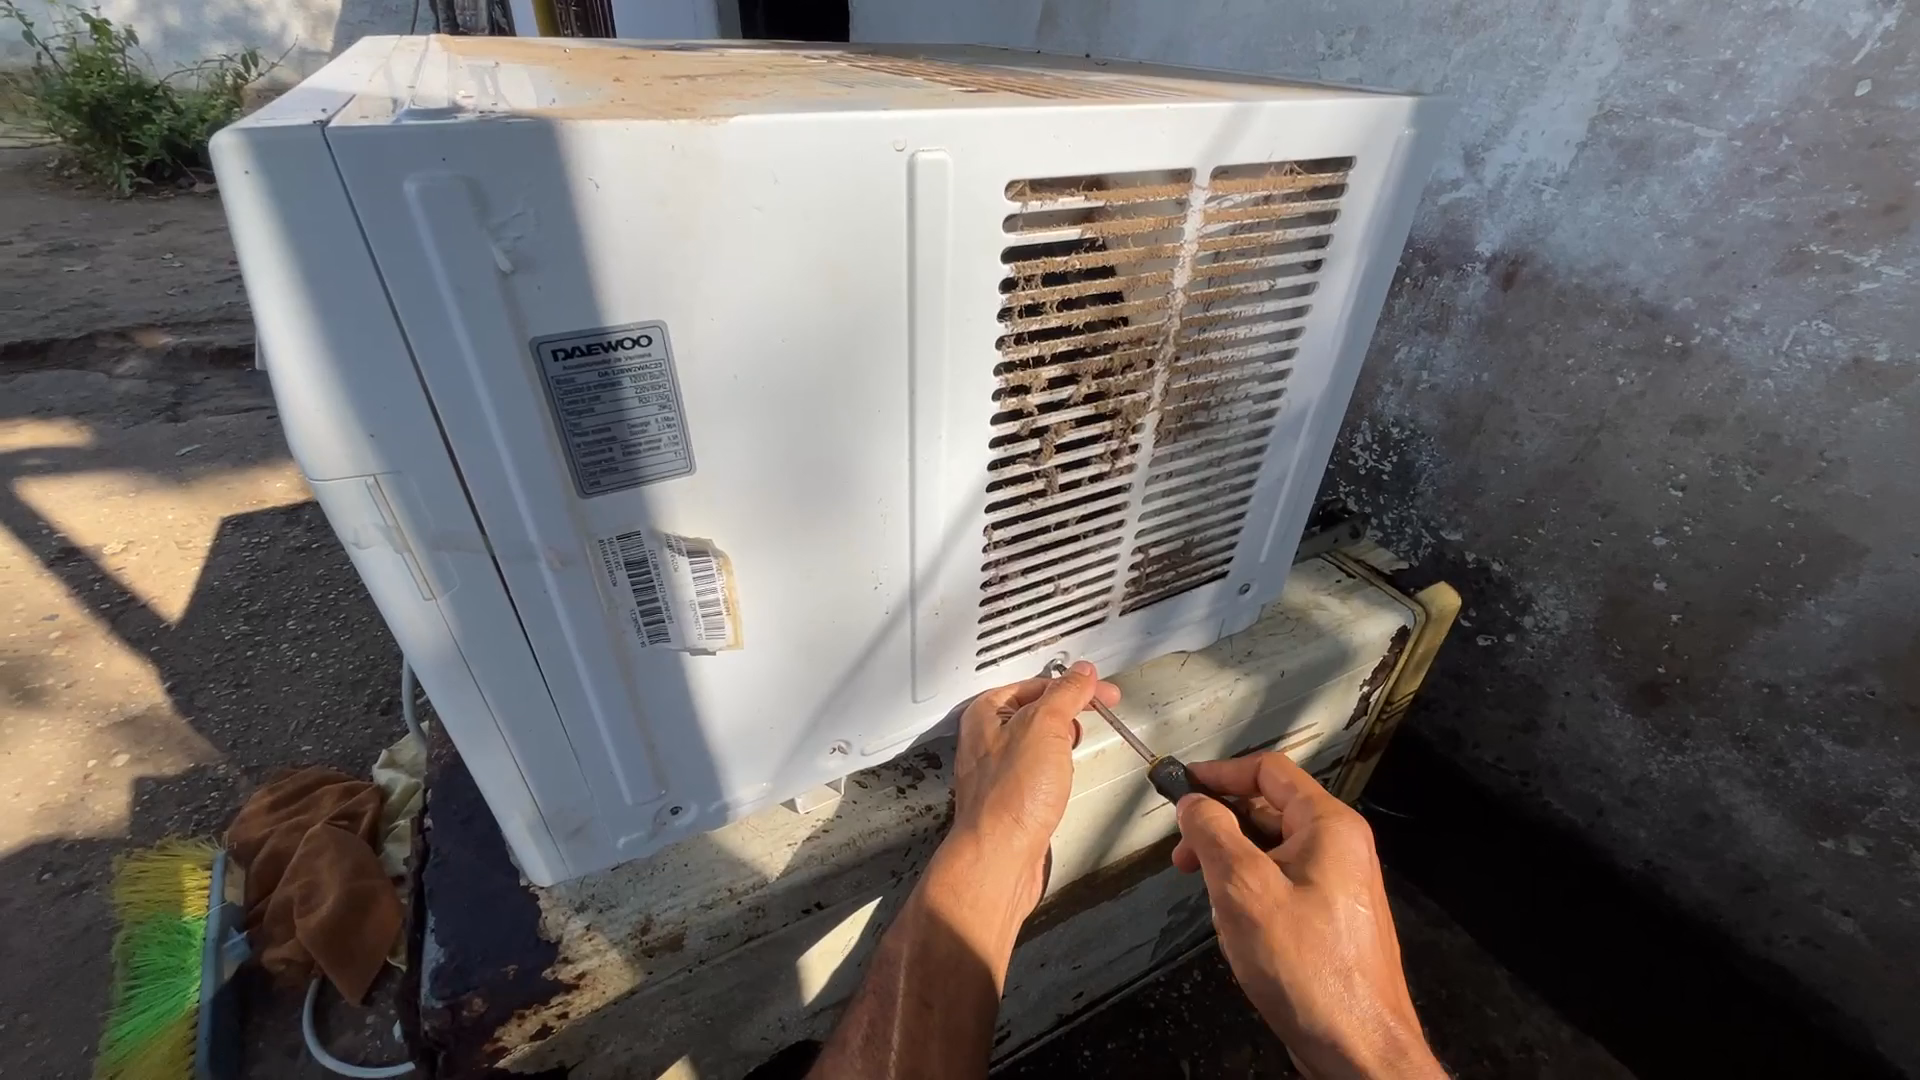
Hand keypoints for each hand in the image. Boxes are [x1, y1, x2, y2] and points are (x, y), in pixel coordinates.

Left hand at [922, 663, 1119, 976]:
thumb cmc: (1009, 798)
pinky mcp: (1010, 798)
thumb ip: (1065, 694)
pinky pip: (1037, 771)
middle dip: (1067, 711)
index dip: (1073, 684)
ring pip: (1037, 741)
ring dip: (1061, 740)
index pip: (1037, 683)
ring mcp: (996, 770)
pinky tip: (1061, 779)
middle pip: (1036, 710)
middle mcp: (986, 739)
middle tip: (1094, 712)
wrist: (1000, 858)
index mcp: (986, 712)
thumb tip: (1080, 674)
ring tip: (1073, 746)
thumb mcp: (1045, 727)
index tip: (1101, 690)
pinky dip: (1055, 769)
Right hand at [1171, 753, 1443, 1079]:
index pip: (1267, 770)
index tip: (1180, 786)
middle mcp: (1339, 846)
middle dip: (1218, 823)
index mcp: (1328, 825)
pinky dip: (1247, 884)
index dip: (1219, 773)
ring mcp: (1338, 883)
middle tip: (1182, 851)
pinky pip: (1281, 879)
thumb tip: (1193, 802)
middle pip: (1266, 808)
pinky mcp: (1330, 916)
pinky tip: (1230, 914)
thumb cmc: (1304, 964)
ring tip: (1201, 886)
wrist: (1360, 1054)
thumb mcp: (1242, 886)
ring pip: (1269, 847)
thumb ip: (1211, 832)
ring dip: (1228, 857)